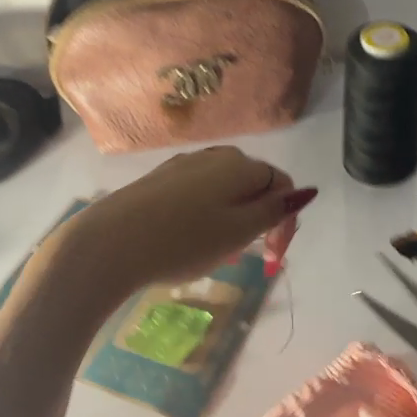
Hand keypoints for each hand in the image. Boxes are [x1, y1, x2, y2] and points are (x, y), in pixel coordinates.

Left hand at [50, 147, 316, 299]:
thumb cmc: (183, 242)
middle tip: (247, 258)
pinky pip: (198, 195)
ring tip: (218, 256)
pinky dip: (206, 218)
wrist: (110, 243)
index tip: (271, 260)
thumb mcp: (238, 231)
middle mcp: (214, 156)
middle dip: (259, 221)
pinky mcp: (158, 181)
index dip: (286, 224)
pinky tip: (191, 243)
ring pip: (224, 191)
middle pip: (253, 185)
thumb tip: (306, 192)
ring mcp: (183, 166)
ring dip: (232, 222)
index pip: (282, 186)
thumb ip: (274, 210)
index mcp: (241, 165)